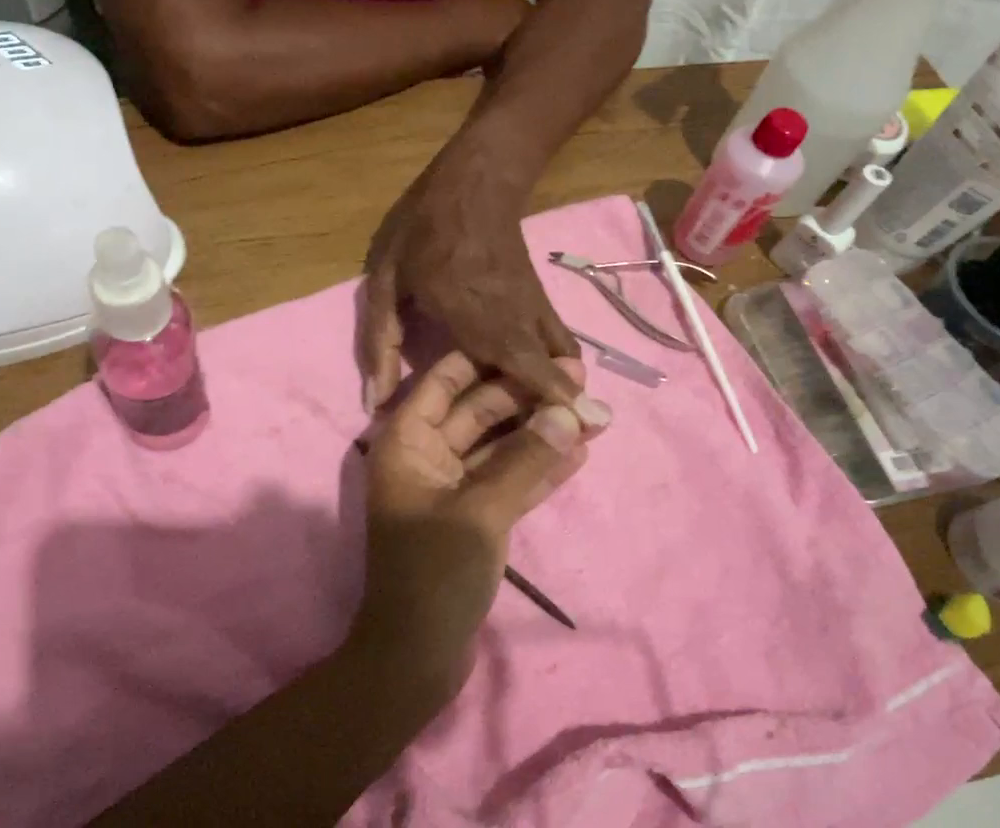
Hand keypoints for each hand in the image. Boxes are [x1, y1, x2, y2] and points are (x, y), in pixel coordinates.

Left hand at [346, 351, 599, 698]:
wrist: (416, 655)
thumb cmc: (434, 571)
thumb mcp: (481, 510)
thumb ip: (525, 459)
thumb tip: (568, 412)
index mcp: (406, 440)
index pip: (446, 381)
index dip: (490, 360)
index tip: (535, 345)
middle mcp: (425, 454)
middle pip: (478, 411)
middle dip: (528, 397)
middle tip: (583, 381)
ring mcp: (449, 487)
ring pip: (499, 447)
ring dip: (541, 432)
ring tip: (594, 414)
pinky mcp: (472, 517)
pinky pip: (507, 480)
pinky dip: (538, 467)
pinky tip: (578, 451)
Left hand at [360, 138, 599, 420]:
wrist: (474, 182)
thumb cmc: (424, 232)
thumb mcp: (386, 282)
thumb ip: (381, 342)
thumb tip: (375, 402)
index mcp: (477, 318)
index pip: (525, 366)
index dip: (552, 400)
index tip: (573, 431)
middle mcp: (518, 320)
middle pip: (555, 373)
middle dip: (562, 410)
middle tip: (561, 441)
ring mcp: (536, 309)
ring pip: (565, 359)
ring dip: (563, 390)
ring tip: (550, 424)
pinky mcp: (543, 301)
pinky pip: (562, 342)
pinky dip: (562, 368)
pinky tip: (544, 387)